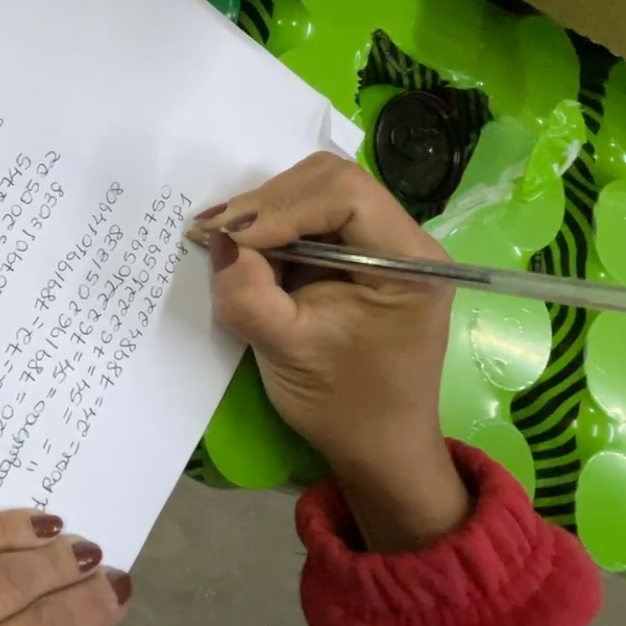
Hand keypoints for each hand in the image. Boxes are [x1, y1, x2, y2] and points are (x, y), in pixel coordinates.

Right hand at [193, 153, 469, 550]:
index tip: (231, 239)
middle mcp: (400, 238)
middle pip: (328, 179)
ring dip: (264, 210)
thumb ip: (249, 293)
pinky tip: (246, 248)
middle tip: (220, 236)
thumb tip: (217, 239)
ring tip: (228, 244)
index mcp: (407, 261)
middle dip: (267, 202)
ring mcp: (377, 240)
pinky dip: (268, 222)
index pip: (344, 193)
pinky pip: (305, 210)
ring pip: (313, 188)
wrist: (376, 446)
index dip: (280, 206)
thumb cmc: (343, 405)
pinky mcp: (351, 249)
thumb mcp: (286, 351)